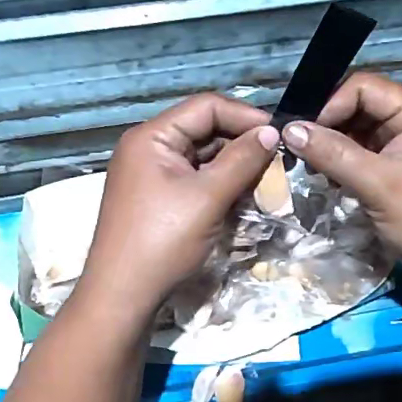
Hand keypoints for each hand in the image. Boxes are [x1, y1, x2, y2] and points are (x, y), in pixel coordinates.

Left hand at [78, 94, 280, 314]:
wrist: (122, 295)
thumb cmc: (163, 241)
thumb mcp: (208, 198)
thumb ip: (242, 160)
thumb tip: (272, 132)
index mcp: (151, 137)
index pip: (206, 107)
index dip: (245, 116)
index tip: (279, 136)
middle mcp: (147, 149)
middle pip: (204, 131)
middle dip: (241, 145)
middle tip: (276, 165)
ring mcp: (149, 175)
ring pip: (201, 158)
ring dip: (233, 169)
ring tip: (263, 185)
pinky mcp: (155, 199)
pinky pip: (192, 180)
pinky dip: (217, 187)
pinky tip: (239, 200)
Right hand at [282, 73, 401, 267]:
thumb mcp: (378, 185)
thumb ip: (333, 154)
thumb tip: (289, 130)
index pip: (364, 87)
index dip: (331, 106)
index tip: (306, 137)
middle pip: (358, 104)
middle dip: (327, 126)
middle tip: (302, 154)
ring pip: (355, 127)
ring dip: (331, 145)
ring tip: (313, 168)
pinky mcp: (396, 161)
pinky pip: (360, 148)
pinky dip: (340, 160)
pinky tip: (328, 177)